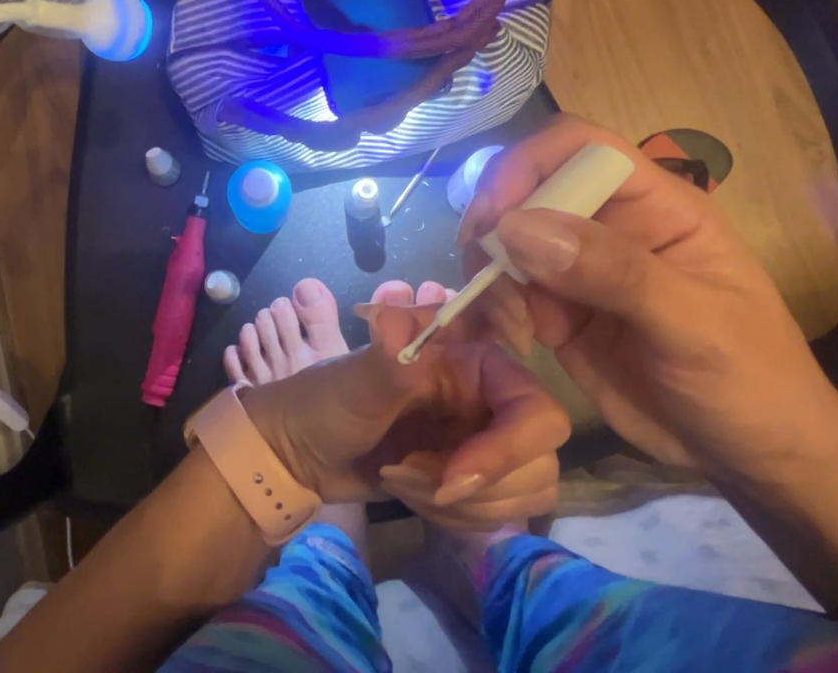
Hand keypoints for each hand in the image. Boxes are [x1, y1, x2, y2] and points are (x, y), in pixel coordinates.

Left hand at [241, 279, 568, 531]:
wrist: (298, 450)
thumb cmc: (324, 401)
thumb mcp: (354, 383)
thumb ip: (387, 358)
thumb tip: (392, 320)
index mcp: (473, 361)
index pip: (539, 411)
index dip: (507, 451)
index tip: (451, 478)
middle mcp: (490, 399)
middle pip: (538, 461)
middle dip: (475, 486)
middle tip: (409, 476)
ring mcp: (485, 440)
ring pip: (525, 493)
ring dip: (460, 504)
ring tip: (401, 479)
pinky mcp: (474, 478)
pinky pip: (499, 513)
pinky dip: (455, 517)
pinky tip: (407, 491)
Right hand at [446, 115, 837, 480]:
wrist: (753, 460)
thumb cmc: (752, 382)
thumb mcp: (695, 325)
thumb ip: (614, 272)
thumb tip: (519, 227)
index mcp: (655, 206)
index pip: (578, 147)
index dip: (529, 164)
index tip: (496, 216)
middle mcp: (608, 225)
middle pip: (526, 188)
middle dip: (495, 227)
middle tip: (488, 280)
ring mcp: (577, 268)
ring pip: (505, 240)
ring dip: (491, 274)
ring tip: (512, 326)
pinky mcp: (555, 309)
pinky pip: (504, 288)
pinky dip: (491, 308)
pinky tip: (512, 341)